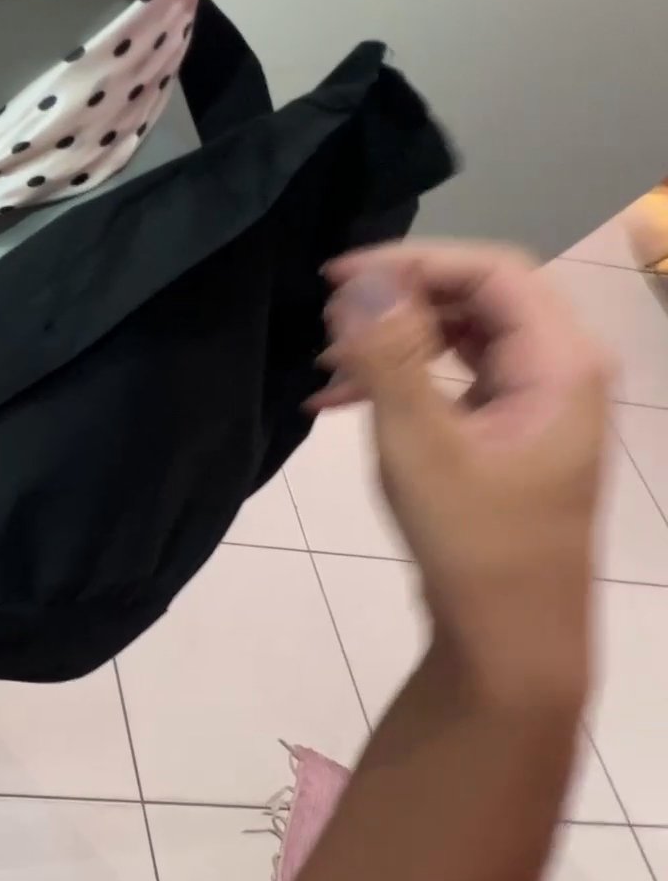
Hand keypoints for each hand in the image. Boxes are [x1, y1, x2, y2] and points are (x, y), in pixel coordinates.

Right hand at [314, 241, 612, 694]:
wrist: (507, 620)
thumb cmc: (470, 533)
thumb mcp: (419, 441)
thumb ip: (391, 359)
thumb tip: (359, 287)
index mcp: (559, 362)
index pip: (492, 272)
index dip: (412, 260)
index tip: (331, 277)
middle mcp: (557, 369)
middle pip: (478, 298)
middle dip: (396, 297)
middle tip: (322, 317)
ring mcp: (531, 400)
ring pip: (459, 337)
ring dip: (389, 339)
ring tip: (322, 363)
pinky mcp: (501, 429)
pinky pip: (448, 377)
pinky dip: (393, 377)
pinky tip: (335, 401)